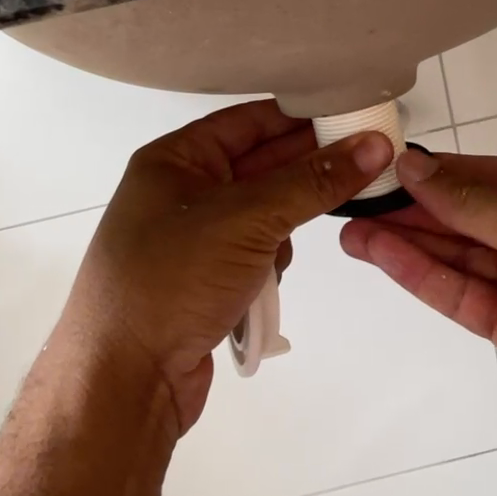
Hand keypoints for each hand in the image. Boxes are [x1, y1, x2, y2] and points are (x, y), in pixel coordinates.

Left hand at [57, 100, 392, 435]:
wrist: (122, 382)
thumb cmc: (172, 280)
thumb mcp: (246, 220)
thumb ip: (312, 181)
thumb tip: (374, 145)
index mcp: (174, 160)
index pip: (247, 121)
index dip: (297, 116)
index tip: (350, 113)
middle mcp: (180, 193)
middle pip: (258, 167)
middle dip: (304, 170)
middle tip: (367, 162)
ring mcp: (190, 241)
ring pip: (261, 213)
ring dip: (286, 223)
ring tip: (321, 224)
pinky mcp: (203, 282)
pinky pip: (253, 254)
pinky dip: (269, 263)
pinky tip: (272, 280)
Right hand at [339, 149, 496, 495]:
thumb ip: (476, 204)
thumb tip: (416, 167)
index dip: (445, 171)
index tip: (391, 165)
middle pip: (476, 218)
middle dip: (420, 208)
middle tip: (360, 196)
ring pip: (463, 258)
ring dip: (410, 242)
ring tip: (353, 228)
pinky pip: (464, 296)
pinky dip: (424, 276)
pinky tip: (383, 256)